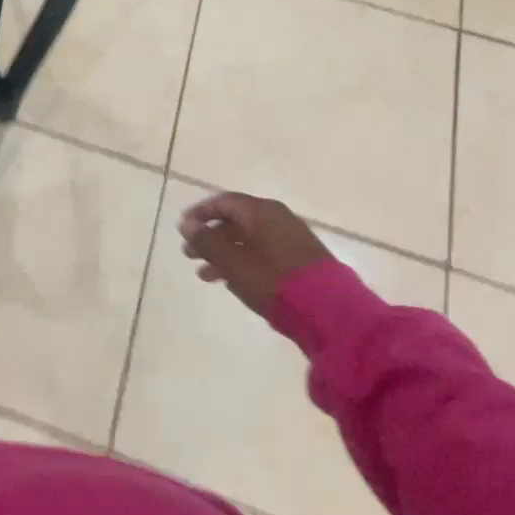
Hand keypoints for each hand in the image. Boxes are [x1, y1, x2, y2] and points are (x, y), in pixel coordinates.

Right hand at [178, 193, 334, 319]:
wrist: (331, 312)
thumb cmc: (274, 281)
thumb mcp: (233, 263)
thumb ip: (207, 242)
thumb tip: (187, 224)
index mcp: (261, 212)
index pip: (224, 202)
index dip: (200, 213)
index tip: (183, 229)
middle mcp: (278, 219)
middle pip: (236, 221)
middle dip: (210, 237)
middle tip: (190, 255)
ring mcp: (293, 240)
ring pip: (249, 240)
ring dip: (225, 254)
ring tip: (206, 276)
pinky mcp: (303, 260)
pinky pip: (265, 253)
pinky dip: (244, 262)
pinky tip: (234, 281)